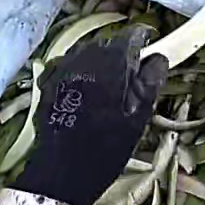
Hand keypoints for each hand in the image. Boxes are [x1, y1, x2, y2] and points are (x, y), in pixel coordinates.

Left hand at [13, 28, 168, 204]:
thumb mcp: (138, 116)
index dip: (144, 38)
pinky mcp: (46, 80)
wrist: (63, 169)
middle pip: (107, 43)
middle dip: (121, 53)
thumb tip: (158, 58)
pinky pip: (68, 66)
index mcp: (110, 61)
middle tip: (132, 75)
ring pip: (86, 53)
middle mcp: (83, 56)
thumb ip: (149, 82)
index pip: (131, 35)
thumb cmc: (107, 145)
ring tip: (109, 85)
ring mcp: (61, 67)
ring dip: (99, 62)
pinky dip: (79, 72)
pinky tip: (85, 91)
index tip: (151, 48)